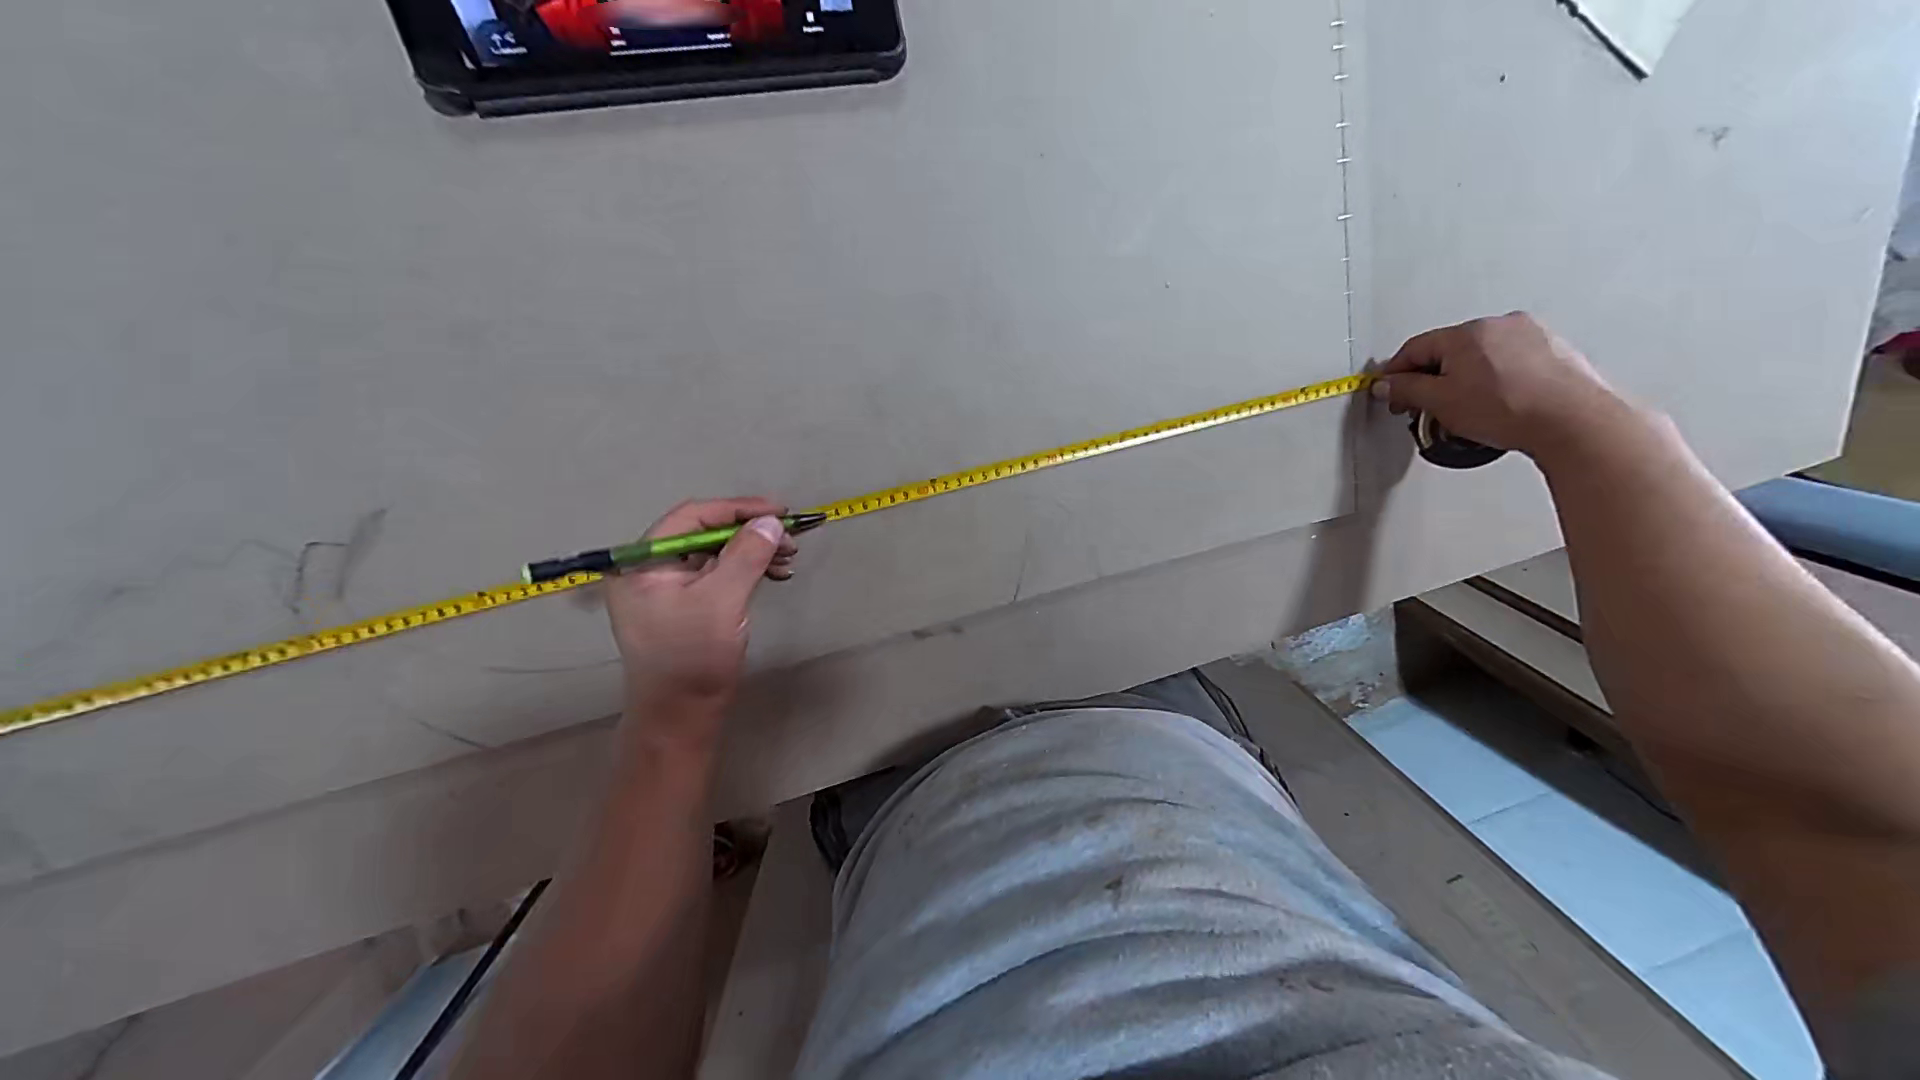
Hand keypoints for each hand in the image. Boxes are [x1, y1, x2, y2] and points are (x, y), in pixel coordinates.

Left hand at [604, 497, 798, 713]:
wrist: (681, 718)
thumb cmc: (693, 658)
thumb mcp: (722, 600)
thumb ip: (746, 555)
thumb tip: (771, 522)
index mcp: (643, 562)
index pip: (693, 518)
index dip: (738, 509)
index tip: (779, 512)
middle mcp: (651, 569)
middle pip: (706, 534)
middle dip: (751, 533)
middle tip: (790, 540)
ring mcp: (669, 589)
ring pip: (717, 554)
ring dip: (754, 551)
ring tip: (789, 559)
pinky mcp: (688, 606)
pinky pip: (719, 574)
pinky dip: (748, 570)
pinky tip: (775, 574)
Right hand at [1370, 312, 1622, 455]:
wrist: (1572, 420)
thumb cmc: (1514, 408)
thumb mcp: (1439, 402)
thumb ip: (1405, 390)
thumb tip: (1389, 384)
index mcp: (1467, 332)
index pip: (1414, 348)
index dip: (1395, 374)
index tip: (1391, 391)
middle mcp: (1499, 325)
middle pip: (1446, 350)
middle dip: (1430, 379)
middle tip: (1424, 406)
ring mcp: (1529, 334)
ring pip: (1478, 355)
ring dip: (1462, 379)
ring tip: (1464, 409)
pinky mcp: (1551, 349)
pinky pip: (1507, 361)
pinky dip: (1493, 379)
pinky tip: (1495, 403)